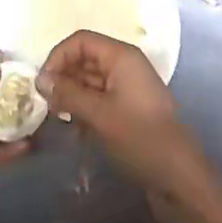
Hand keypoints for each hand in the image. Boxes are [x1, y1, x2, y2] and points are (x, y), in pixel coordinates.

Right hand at [36, 29, 199, 199]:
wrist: (181, 180)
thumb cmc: (140, 138)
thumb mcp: (99, 114)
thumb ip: (67, 93)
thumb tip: (40, 80)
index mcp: (121, 57)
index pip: (80, 41)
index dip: (58, 57)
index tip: (43, 83)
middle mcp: (125, 66)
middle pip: (84, 59)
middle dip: (63, 78)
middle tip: (46, 103)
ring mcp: (128, 88)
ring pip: (90, 81)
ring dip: (72, 95)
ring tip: (58, 117)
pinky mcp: (129, 110)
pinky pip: (99, 99)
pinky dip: (84, 109)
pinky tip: (75, 129)